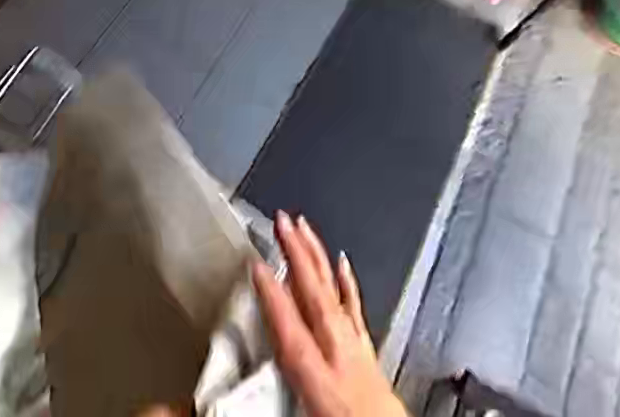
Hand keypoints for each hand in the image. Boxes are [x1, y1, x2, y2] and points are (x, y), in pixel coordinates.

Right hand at [252, 212, 406, 416]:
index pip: (292, 333)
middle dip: (298, 256)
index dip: (272, 296)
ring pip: (336, 295)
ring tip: (304, 227)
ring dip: (318, 258)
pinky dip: (348, 284)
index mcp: (324, 388)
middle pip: (317, 298)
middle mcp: (343, 362)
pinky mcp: (370, 360)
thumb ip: (277, 406)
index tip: (256, 264)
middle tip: (282, 221)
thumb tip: (249, 402)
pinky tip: (343, 262)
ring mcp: (360, 356)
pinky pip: (358, 313)